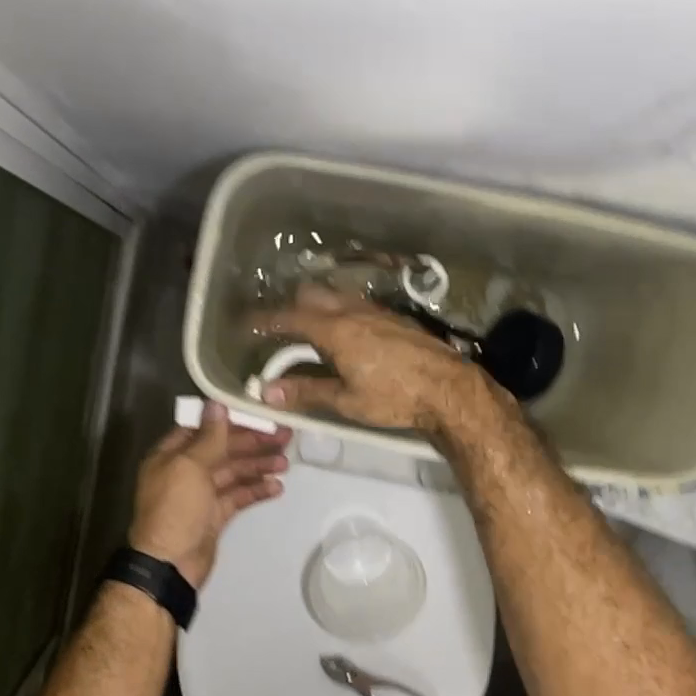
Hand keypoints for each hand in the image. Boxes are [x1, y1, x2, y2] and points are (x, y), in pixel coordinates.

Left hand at [127, 402, 291, 587]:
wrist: (171, 565)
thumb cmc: (176, 509)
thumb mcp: (190, 466)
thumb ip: (209, 437)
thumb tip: (217, 403)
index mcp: (171, 455)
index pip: (204, 429)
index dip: (231, 421)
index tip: (259, 415)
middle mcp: (185, 472)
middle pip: (222, 450)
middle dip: (252, 444)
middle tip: (285, 437)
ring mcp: (200, 495)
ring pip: (233, 473)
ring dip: (258, 466)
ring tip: (286, 463)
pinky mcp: (215, 516)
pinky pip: (238, 497)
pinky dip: (256, 491)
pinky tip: (277, 488)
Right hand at [250, 285, 501, 434]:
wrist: (448, 389)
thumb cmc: (394, 398)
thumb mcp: (346, 400)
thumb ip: (306, 392)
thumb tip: (268, 392)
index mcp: (336, 330)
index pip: (290, 318)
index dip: (265, 321)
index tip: (247, 325)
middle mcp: (354, 312)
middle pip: (313, 295)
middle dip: (291, 306)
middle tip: (279, 326)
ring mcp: (377, 312)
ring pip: (338, 297)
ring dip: (319, 306)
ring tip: (310, 326)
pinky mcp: (396, 319)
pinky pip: (358, 305)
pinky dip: (342, 311)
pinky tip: (348, 331)